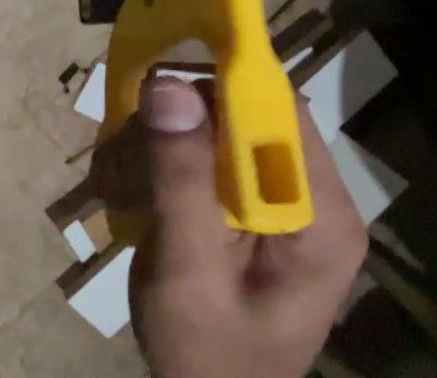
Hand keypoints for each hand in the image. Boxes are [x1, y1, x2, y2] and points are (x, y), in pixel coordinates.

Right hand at [95, 76, 366, 377]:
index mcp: (319, 213)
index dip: (220, 85)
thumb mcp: (188, 268)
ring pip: (208, 129)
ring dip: (154, 144)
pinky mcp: (244, 208)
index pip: (279, 111)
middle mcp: (306, 196)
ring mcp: (275, 202)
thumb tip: (168, 86)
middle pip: (238, 115)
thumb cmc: (207, 352)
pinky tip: (128, 193)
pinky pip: (197, 156)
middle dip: (174, 123)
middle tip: (123, 155)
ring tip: (117, 184)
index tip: (156, 88)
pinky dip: (155, 162)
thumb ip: (181, 179)